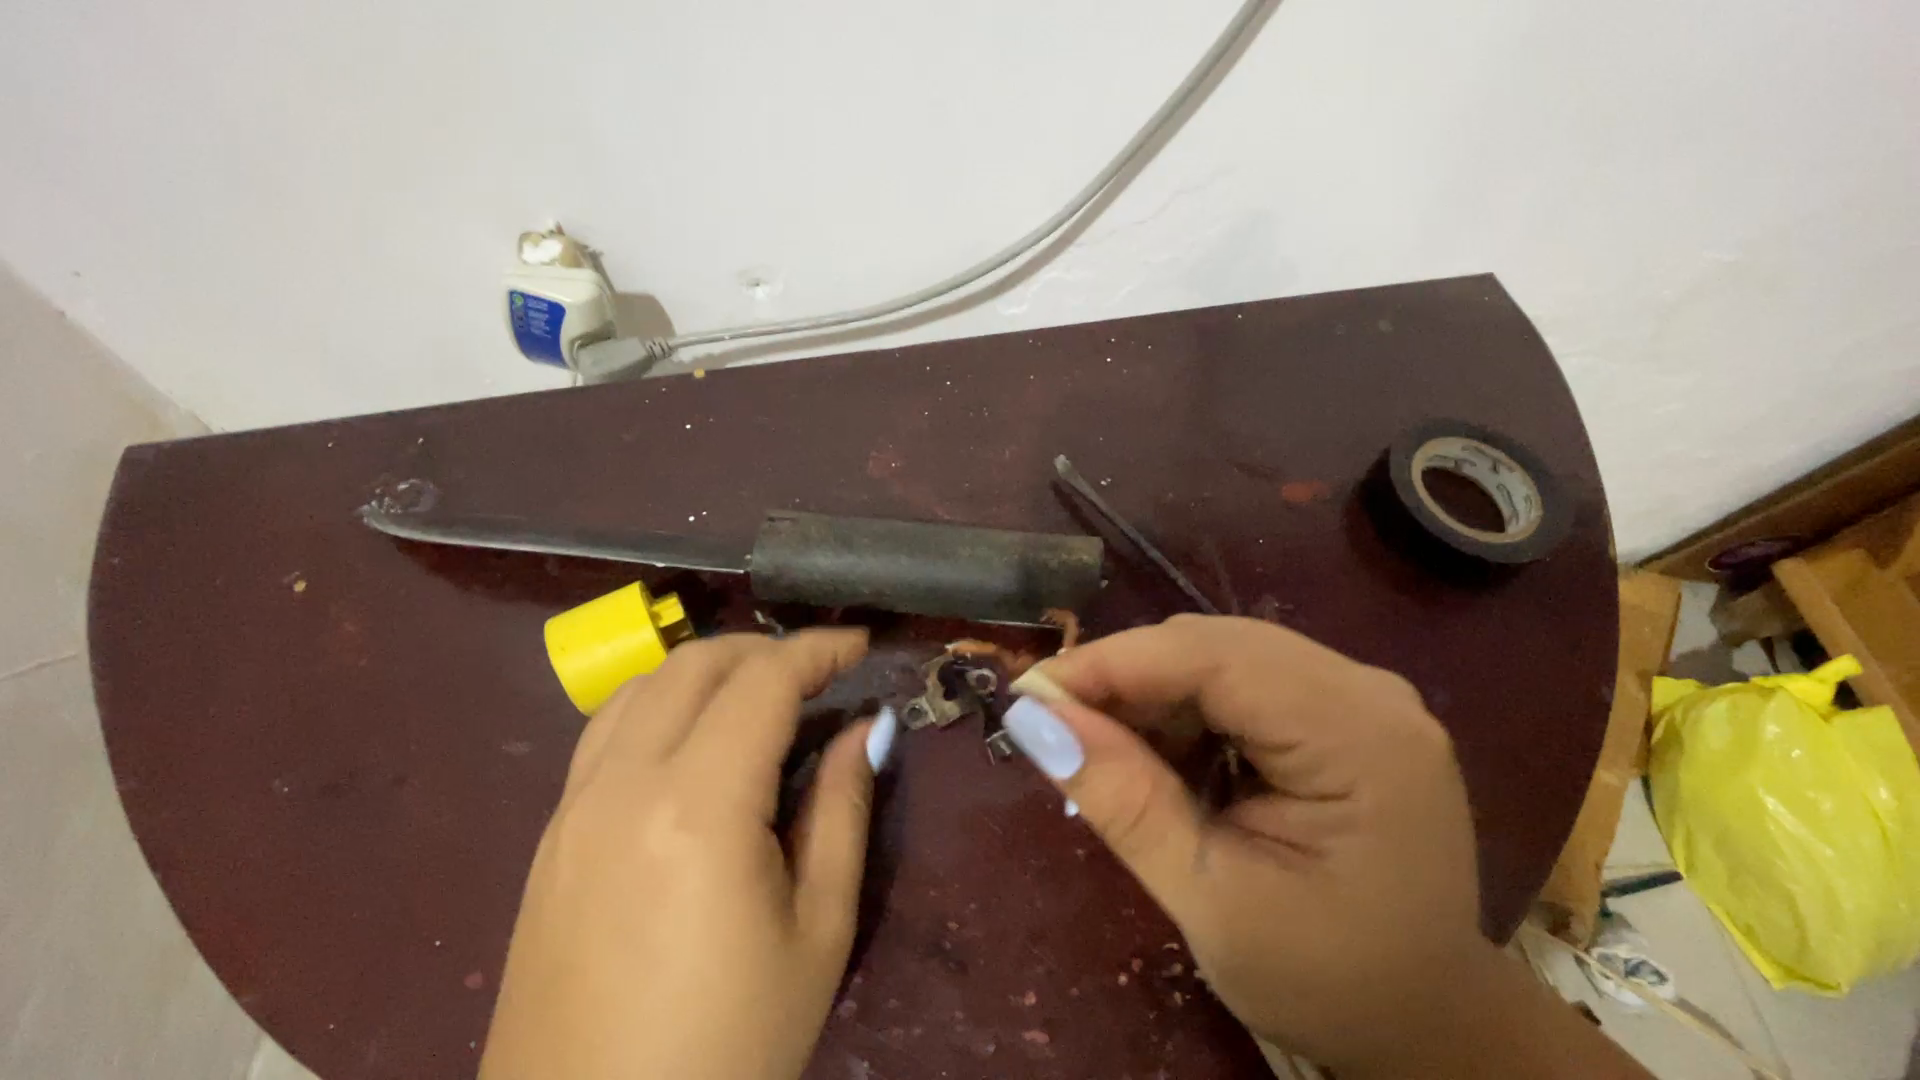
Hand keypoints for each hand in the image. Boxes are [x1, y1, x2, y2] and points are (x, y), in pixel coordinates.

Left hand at [481, 629, 882, 1079]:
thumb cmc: (730, 1039)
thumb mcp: (817, 929)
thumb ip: (841, 810)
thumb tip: (864, 728)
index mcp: (698, 805)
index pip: (762, 681)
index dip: (817, 650)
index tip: (862, 647)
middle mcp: (623, 784)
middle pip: (692, 665)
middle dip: (763, 649)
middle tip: (818, 672)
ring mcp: (573, 807)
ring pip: (638, 688)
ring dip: (705, 669)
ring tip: (758, 695)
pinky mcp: (549, 836)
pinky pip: (604, 734)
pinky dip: (657, 705)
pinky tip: (691, 742)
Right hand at [1003, 615, 1648, 1077]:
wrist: (1421, 1022)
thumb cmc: (1322, 978)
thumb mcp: (1209, 896)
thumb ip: (1124, 798)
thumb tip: (1034, 716)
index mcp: (1360, 737)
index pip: (1215, 659)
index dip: (1115, 662)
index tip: (1031, 692)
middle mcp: (1370, 692)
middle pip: (1219, 647)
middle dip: (1128, 678)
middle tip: (1056, 727)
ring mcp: (1363, 698)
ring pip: (1224, 657)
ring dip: (1154, 695)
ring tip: (1108, 755)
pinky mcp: (1346, 713)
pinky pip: (1245, 683)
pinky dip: (1188, 711)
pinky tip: (1163, 759)